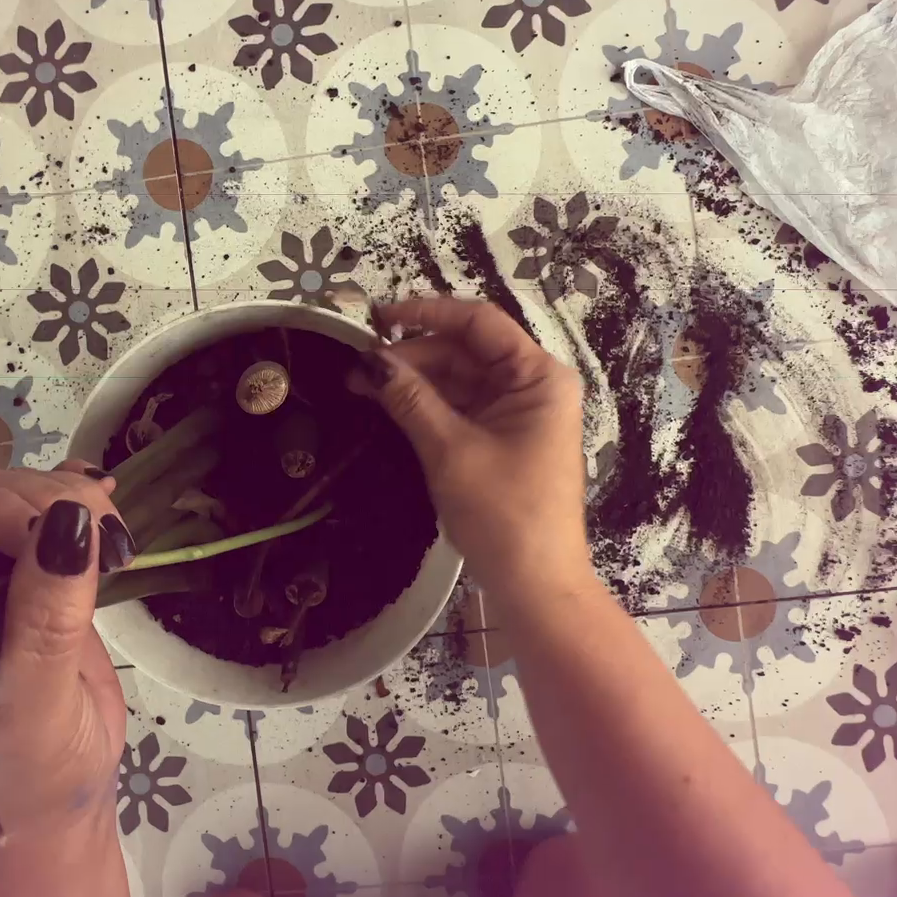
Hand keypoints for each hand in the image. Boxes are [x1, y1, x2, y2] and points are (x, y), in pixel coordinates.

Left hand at [0, 464, 136, 840]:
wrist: (62, 799)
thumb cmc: (30, 776)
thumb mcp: (35, 704)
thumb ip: (46, 618)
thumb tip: (70, 520)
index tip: (48, 533)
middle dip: (39, 498)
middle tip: (107, 539)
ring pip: (12, 489)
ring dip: (70, 496)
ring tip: (118, 543)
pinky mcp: (29, 567)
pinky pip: (48, 506)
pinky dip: (79, 491)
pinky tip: (109, 497)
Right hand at [349, 297, 588, 594]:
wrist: (534, 584)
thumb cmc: (503, 513)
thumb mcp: (450, 450)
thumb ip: (410, 398)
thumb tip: (370, 360)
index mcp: (538, 376)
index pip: (480, 323)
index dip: (427, 312)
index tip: (378, 317)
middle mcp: (531, 385)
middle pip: (464, 351)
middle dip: (411, 355)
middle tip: (358, 366)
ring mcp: (516, 412)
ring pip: (457, 378)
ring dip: (412, 380)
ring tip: (360, 384)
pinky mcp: (500, 437)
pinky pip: (458, 406)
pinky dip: (423, 404)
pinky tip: (385, 402)